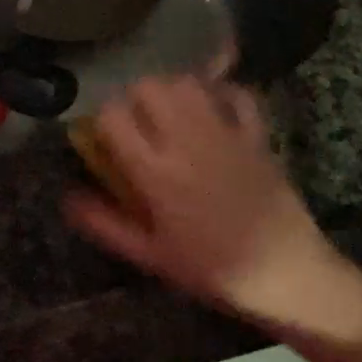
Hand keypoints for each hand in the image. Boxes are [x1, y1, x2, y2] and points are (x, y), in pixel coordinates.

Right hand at [63, 75, 344, 321]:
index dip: (102, 120)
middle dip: (135, 98)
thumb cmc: (215, 272)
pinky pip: (238, 94)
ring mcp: (225, 134)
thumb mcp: (152, 257)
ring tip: (170, 112)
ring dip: (172, 89)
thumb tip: (66, 198)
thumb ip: (106, 224)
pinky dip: (222, 93)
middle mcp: (186, 142)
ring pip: (188, 82)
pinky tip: (213, 108)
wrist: (294, 280)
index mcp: (156, 171)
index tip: (106, 139)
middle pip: (148, 86)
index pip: (112, 115)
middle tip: (139, 123)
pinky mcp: (257, 137)